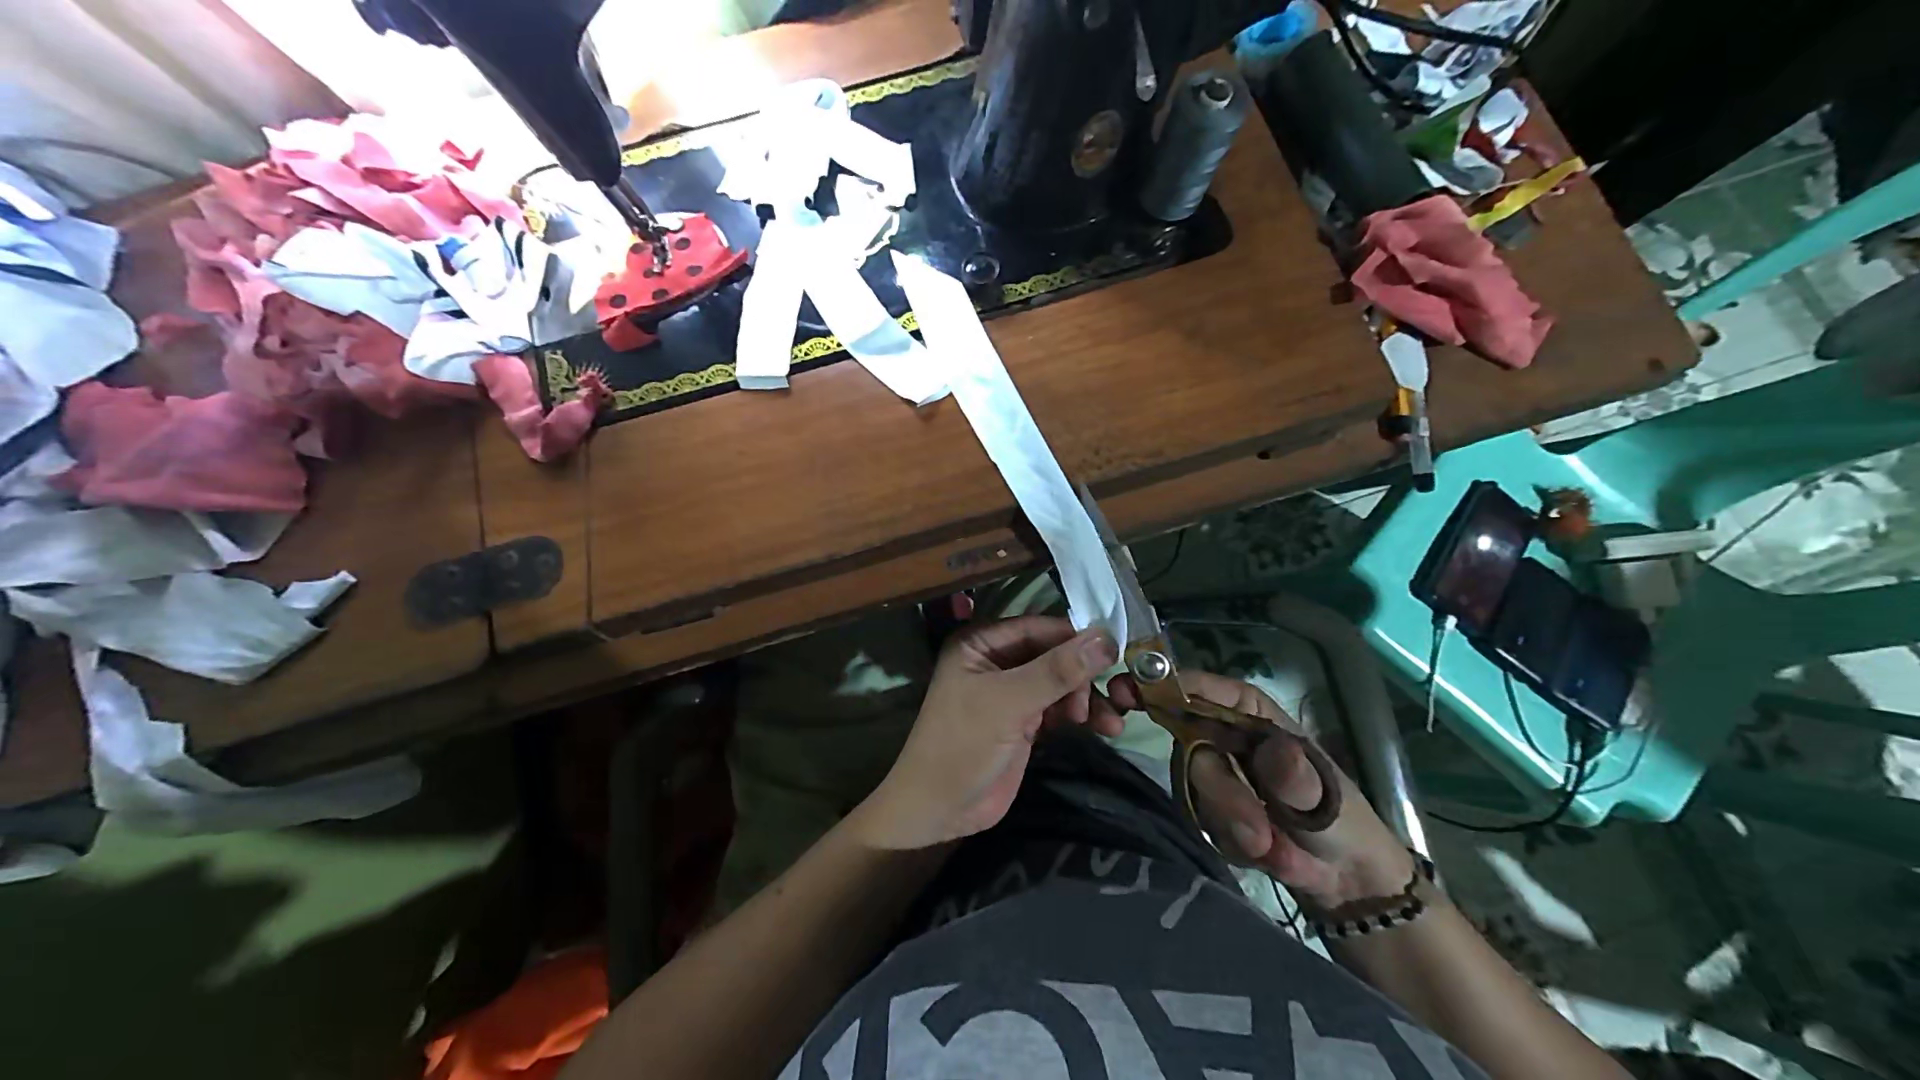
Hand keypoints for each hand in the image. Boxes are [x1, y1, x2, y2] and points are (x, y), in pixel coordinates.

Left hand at [849, 616, 1119, 849]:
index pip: (1038, 628)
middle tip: (1119, 692)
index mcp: (981, 643)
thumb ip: (1056, 670)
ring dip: (1090, 697)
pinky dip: (1084, 715)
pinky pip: (1062, 708)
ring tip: (1111, 720)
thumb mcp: (1008, 703)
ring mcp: (1012, 692)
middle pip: (1055, 654)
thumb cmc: (962, 745)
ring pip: (1062, 682)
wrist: (940, 811)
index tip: (1118, 649)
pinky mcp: (1025, 722)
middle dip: (1086, 673)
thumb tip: (1105, 638)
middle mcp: (997, 661)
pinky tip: (1107, 728)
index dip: (1077, 637)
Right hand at [1108, 671, 1413, 913]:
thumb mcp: (1323, 796)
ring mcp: (1208, 772)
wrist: (1343, 878)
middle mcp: (1220, 735)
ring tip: (1273, 848)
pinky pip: (1199, 820)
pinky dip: (1232, 842)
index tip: (1129, 691)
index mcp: (1249, 713)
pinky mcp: (1203, 808)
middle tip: (1259, 835)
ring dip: (1232, 824)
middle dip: (1221, 793)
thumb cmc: (1340, 817)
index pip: (1200, 689)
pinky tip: (1264, 852)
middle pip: (1190, 746)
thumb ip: (1295, 777)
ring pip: (1194, 788)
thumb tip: (1275, 751)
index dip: (1163, 686)